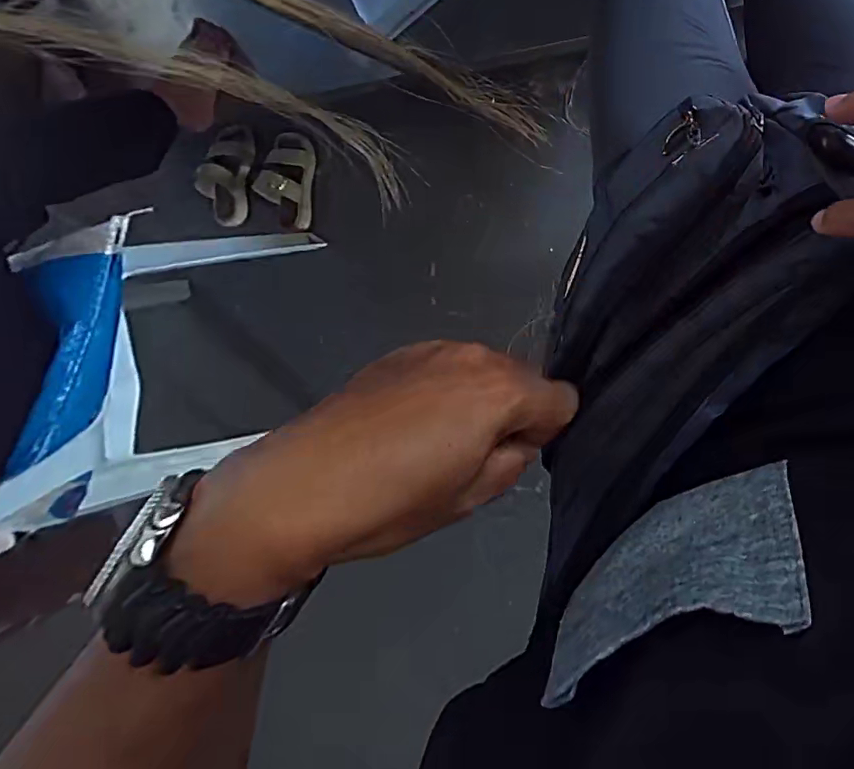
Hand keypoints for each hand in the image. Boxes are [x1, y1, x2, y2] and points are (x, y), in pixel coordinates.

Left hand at [167, 342, 576, 604]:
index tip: (511, 456)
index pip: (564, 399)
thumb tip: (517, 441)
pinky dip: (445, 387)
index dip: (547, 432)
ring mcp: (437, 349)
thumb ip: (514, 461)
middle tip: (470, 453)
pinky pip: (449, 366)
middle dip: (514, 411)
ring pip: (488, 370)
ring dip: (479, 397)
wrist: (289, 491)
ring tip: (432, 438)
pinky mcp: (402, 352)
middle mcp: (477, 358)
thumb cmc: (387, 504)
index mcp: (502, 392)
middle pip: (528, 379)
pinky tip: (405, 422)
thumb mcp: (469, 499)